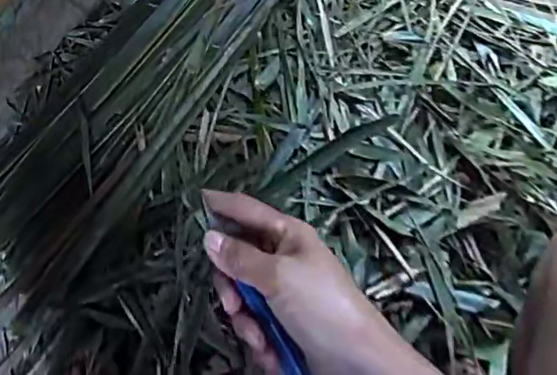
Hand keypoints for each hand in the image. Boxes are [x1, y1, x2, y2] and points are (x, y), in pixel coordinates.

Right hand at [203, 190, 439, 374]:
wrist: (362, 368)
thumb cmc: (323, 307)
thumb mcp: (278, 277)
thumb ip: (240, 257)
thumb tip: (208, 237)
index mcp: (285, 234)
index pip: (245, 209)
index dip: (220, 203)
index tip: (193, 199)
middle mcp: (281, 258)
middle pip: (237, 257)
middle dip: (231, 284)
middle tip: (232, 303)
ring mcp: (283, 292)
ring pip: (243, 295)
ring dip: (244, 319)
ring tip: (258, 338)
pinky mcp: (285, 325)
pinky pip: (255, 323)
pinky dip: (258, 339)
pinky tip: (270, 352)